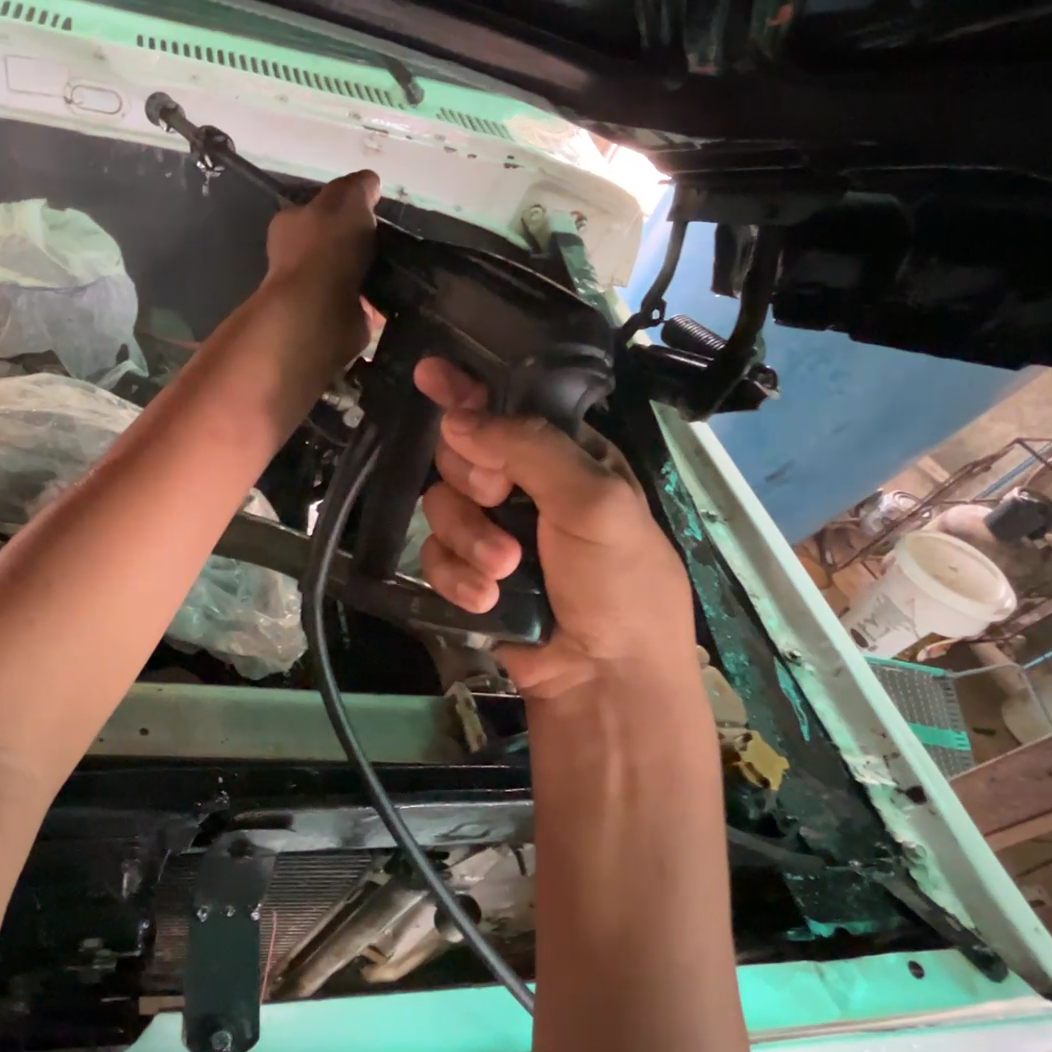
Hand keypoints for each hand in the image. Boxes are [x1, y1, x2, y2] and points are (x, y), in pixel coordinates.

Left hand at [250, 172, 379, 370]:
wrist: (319, 311)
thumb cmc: (327, 246)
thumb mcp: (347, 198)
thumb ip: (358, 187)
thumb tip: (369, 184)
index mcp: (290, 226)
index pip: (314, 212)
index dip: (341, 210)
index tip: (370, 212)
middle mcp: (295, 261)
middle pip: (333, 248)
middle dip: (359, 246)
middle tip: (389, 242)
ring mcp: (313, 296)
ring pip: (349, 280)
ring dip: (371, 277)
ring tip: (398, 269)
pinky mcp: (332, 323)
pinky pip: (363, 310)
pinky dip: (379, 306)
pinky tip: (398, 297)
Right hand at [412, 356, 695, 699]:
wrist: (604, 678)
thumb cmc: (620, 583)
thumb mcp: (595, 502)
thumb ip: (529, 449)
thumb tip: (459, 417)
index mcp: (566, 460)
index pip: (509, 411)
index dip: (469, 392)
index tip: (431, 373)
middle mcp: (524, 491)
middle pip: (461, 456)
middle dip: (472, 480)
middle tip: (497, 498)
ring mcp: (493, 534)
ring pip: (441, 509)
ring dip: (469, 540)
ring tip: (504, 570)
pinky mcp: (468, 576)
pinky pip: (435, 558)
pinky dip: (457, 578)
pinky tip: (485, 600)